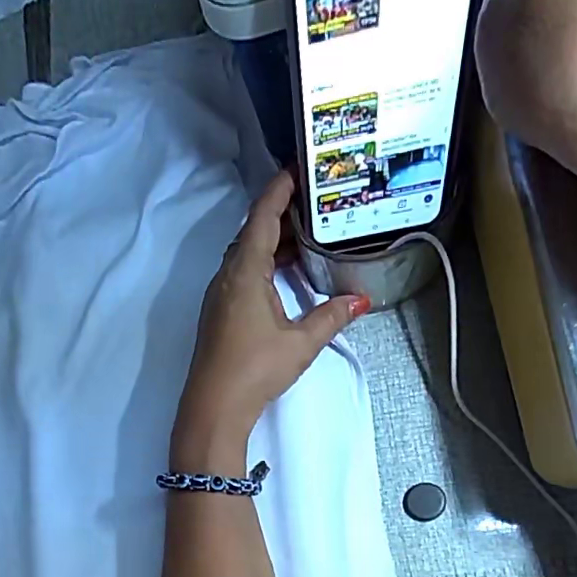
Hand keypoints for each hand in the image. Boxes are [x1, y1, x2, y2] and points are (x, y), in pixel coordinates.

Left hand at [172, 172, 368, 470]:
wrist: (214, 407)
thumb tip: (361, 300)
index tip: (297, 169)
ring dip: (274, 244)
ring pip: (246, 256)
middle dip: (282, 217)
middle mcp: (227, 276)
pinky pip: (242, 276)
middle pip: (253, 233)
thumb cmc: (256, 369)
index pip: (262, 217)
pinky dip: (264, 266)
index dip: (279, 190)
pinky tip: (284, 278)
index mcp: (245, 271)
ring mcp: (219, 295)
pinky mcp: (219, 314)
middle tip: (315, 207)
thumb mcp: (301, 343)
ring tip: (307, 239)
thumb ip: (331, 317)